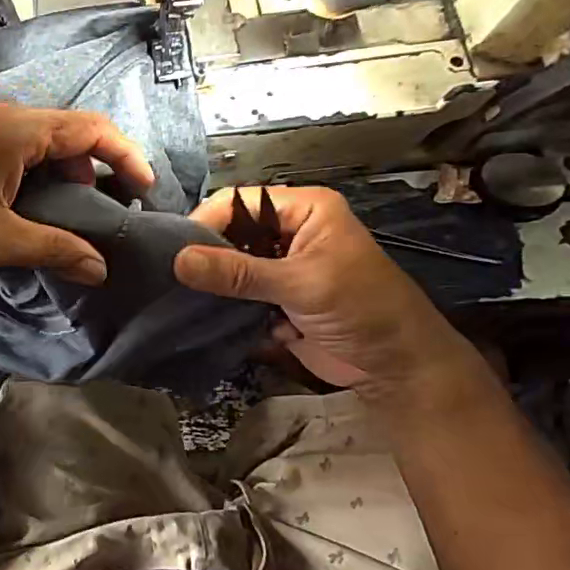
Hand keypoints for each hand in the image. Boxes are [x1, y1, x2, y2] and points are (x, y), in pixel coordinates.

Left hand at [0, 103, 154, 284]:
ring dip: (52, 178)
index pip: (90, 130)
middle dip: (88, 173)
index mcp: (13, 128)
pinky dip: (22, 176)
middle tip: (96, 217)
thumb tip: (99, 268)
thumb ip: (56, 249)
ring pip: (31, 144)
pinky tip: (16, 209)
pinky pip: (2, 150)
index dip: (126, 158)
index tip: (145, 192)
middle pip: (62, 134)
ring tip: (56, 221)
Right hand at [172, 186, 477, 397]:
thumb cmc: (363, 310)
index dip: (206, 222)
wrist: (397, 367)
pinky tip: (209, 314)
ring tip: (184, 295)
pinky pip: (234, 292)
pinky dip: (224, 304)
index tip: (174, 252)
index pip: (238, 202)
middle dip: (205, 254)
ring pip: (228, 264)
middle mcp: (288, 231)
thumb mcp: (300, 285)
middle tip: (172, 276)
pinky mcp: (272, 296)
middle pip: (229, 232)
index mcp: (304, 210)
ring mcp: (280, 265)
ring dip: (213, 283)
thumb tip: (178, 260)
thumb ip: (238, 273)